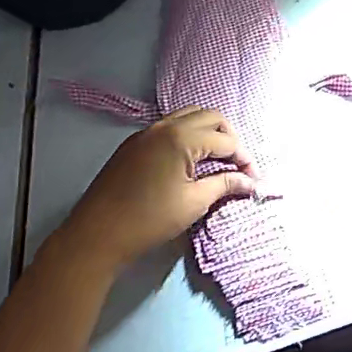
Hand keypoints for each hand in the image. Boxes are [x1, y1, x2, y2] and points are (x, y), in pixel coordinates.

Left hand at [56, 108, 258, 274]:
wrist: (97, 234)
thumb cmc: (150, 219)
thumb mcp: (194, 203)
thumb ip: (224, 185)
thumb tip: (249, 183)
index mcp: (182, 137)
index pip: (225, 140)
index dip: (244, 159)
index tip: (253, 180)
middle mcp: (164, 126)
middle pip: (209, 117)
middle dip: (228, 138)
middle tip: (237, 165)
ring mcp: (146, 132)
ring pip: (187, 117)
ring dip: (207, 133)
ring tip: (216, 161)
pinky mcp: (133, 144)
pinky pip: (168, 127)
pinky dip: (187, 136)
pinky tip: (190, 162)